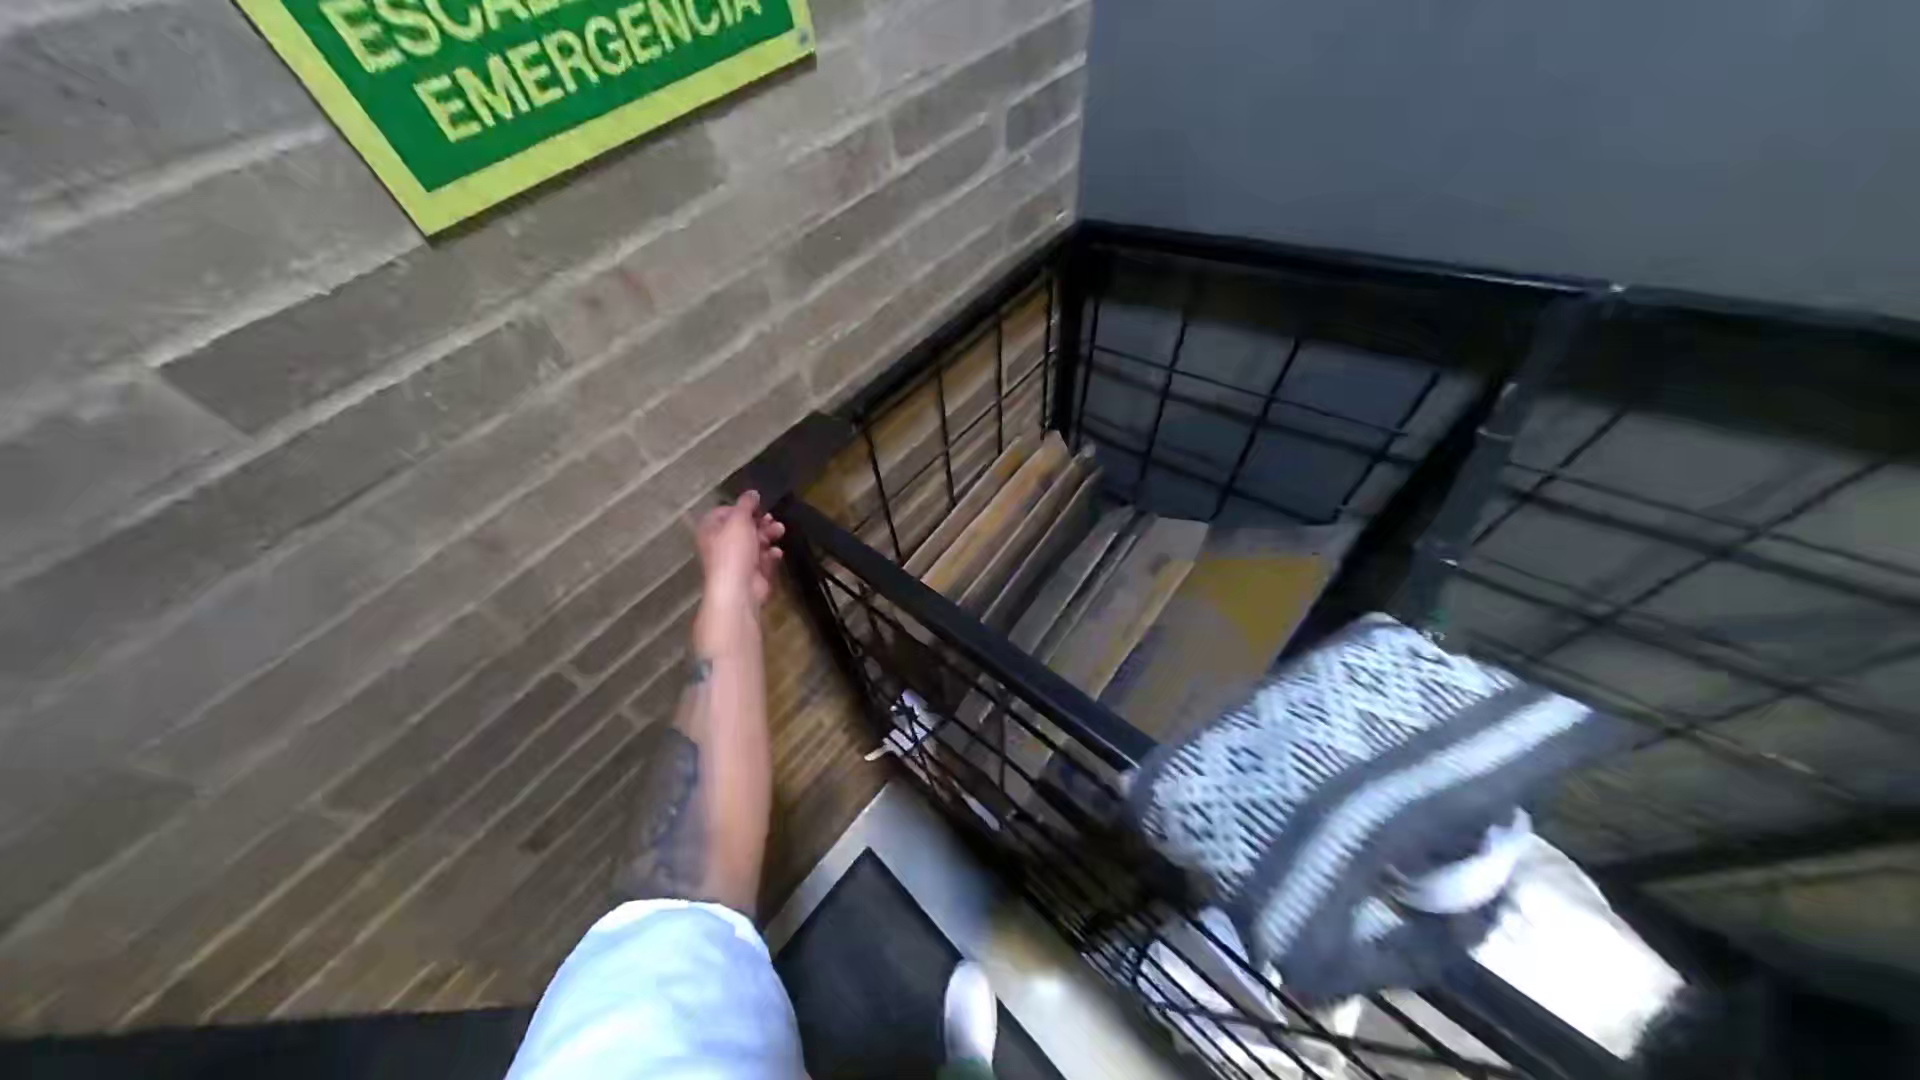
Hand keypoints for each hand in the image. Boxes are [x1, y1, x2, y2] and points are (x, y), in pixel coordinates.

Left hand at [696, 490, 784, 609]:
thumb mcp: (739, 519)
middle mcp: (721, 544)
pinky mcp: (751, 574)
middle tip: (771, 519)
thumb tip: (752, 493)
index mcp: (710, 530)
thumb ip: (746, 504)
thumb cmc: (733, 550)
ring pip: (755, 542)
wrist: (739, 589)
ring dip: (769, 535)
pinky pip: (763, 559)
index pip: (724, 512)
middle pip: (743, 527)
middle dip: (760, 522)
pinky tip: (776, 553)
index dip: (741, 508)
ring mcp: (737, 560)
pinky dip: (771, 555)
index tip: (757, 506)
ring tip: (779, 531)